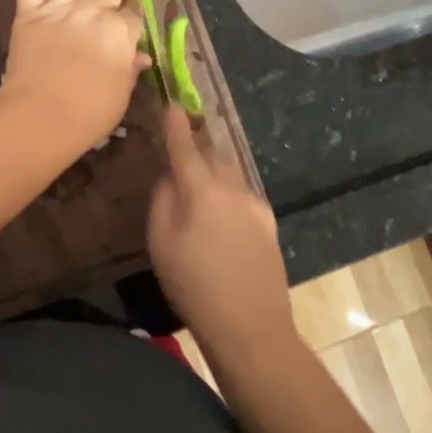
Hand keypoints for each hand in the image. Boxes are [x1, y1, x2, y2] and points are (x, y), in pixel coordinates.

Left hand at [0, 0, 147, 151]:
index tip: (129, 20)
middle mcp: (93, 10)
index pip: (135, 9)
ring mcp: (60, 6)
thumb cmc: (88, 115)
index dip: (133, 13)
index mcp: (120, 32)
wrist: (41, 116)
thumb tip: (140, 57)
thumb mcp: (120, 96)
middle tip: (107, 0)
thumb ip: (129, 70)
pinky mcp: (29, 11)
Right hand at [148, 105, 291, 348]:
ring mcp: (256, 206)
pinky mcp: (270, 225)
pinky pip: (243, 197)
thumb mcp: (161, 244)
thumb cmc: (194, 286)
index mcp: (202, 190)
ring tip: (200, 189)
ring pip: (230, 175)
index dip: (175, 124)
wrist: (252, 329)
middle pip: (213, 154)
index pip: (185, 146)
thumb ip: (163, 201)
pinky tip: (221, 220)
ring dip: (214, 172)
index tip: (171, 103)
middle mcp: (233, 188)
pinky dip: (228, 196)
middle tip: (183, 144)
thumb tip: (171, 178)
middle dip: (198, 146)